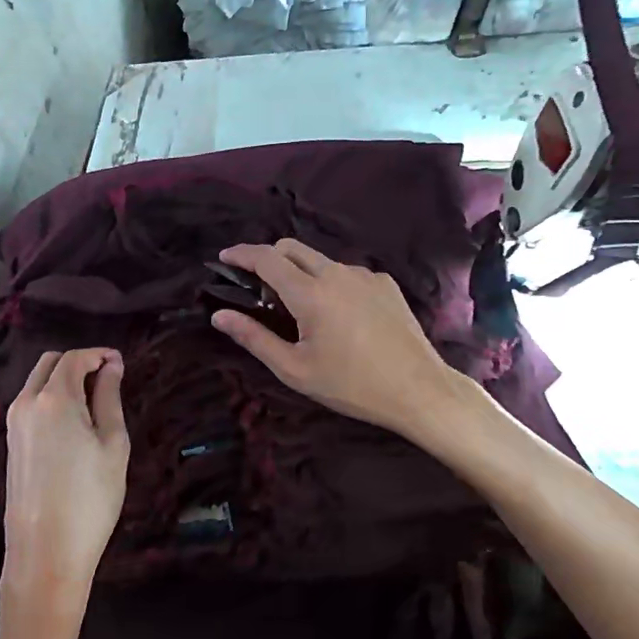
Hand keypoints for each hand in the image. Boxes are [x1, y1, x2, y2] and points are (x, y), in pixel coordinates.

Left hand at [2, 349, 129, 608]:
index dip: (99, 354)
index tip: (121, 362)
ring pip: (36, 382)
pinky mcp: (10, 444)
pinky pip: (30, 404)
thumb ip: (109, 398)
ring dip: (63, 380)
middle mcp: (25, 404)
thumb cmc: (90, 497)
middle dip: (79, 362)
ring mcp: (12, 424)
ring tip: (95, 400)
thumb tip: (112, 366)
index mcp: (53, 399)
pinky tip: (74, 421)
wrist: (45, 553)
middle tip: (108, 378)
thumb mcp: (113, 444)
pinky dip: (51, 398)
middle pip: (50, 363)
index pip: (74, 358)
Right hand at [209, 239, 471, 440]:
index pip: (267, 258)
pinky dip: (331, 283)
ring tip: (303, 310)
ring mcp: (365, 275)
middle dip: (269, 257)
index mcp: (311, 293)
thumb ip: (254, 338)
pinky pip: (347, 273)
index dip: (241, 253)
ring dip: (302, 272)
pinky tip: (340, 317)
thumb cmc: (352, 385)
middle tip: (258, 286)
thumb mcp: (295, 369)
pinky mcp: (385, 283)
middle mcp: (337, 273)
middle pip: (292, 248)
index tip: (225, 258)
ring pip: (321, 261)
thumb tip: (219, 316)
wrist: (418, 390)